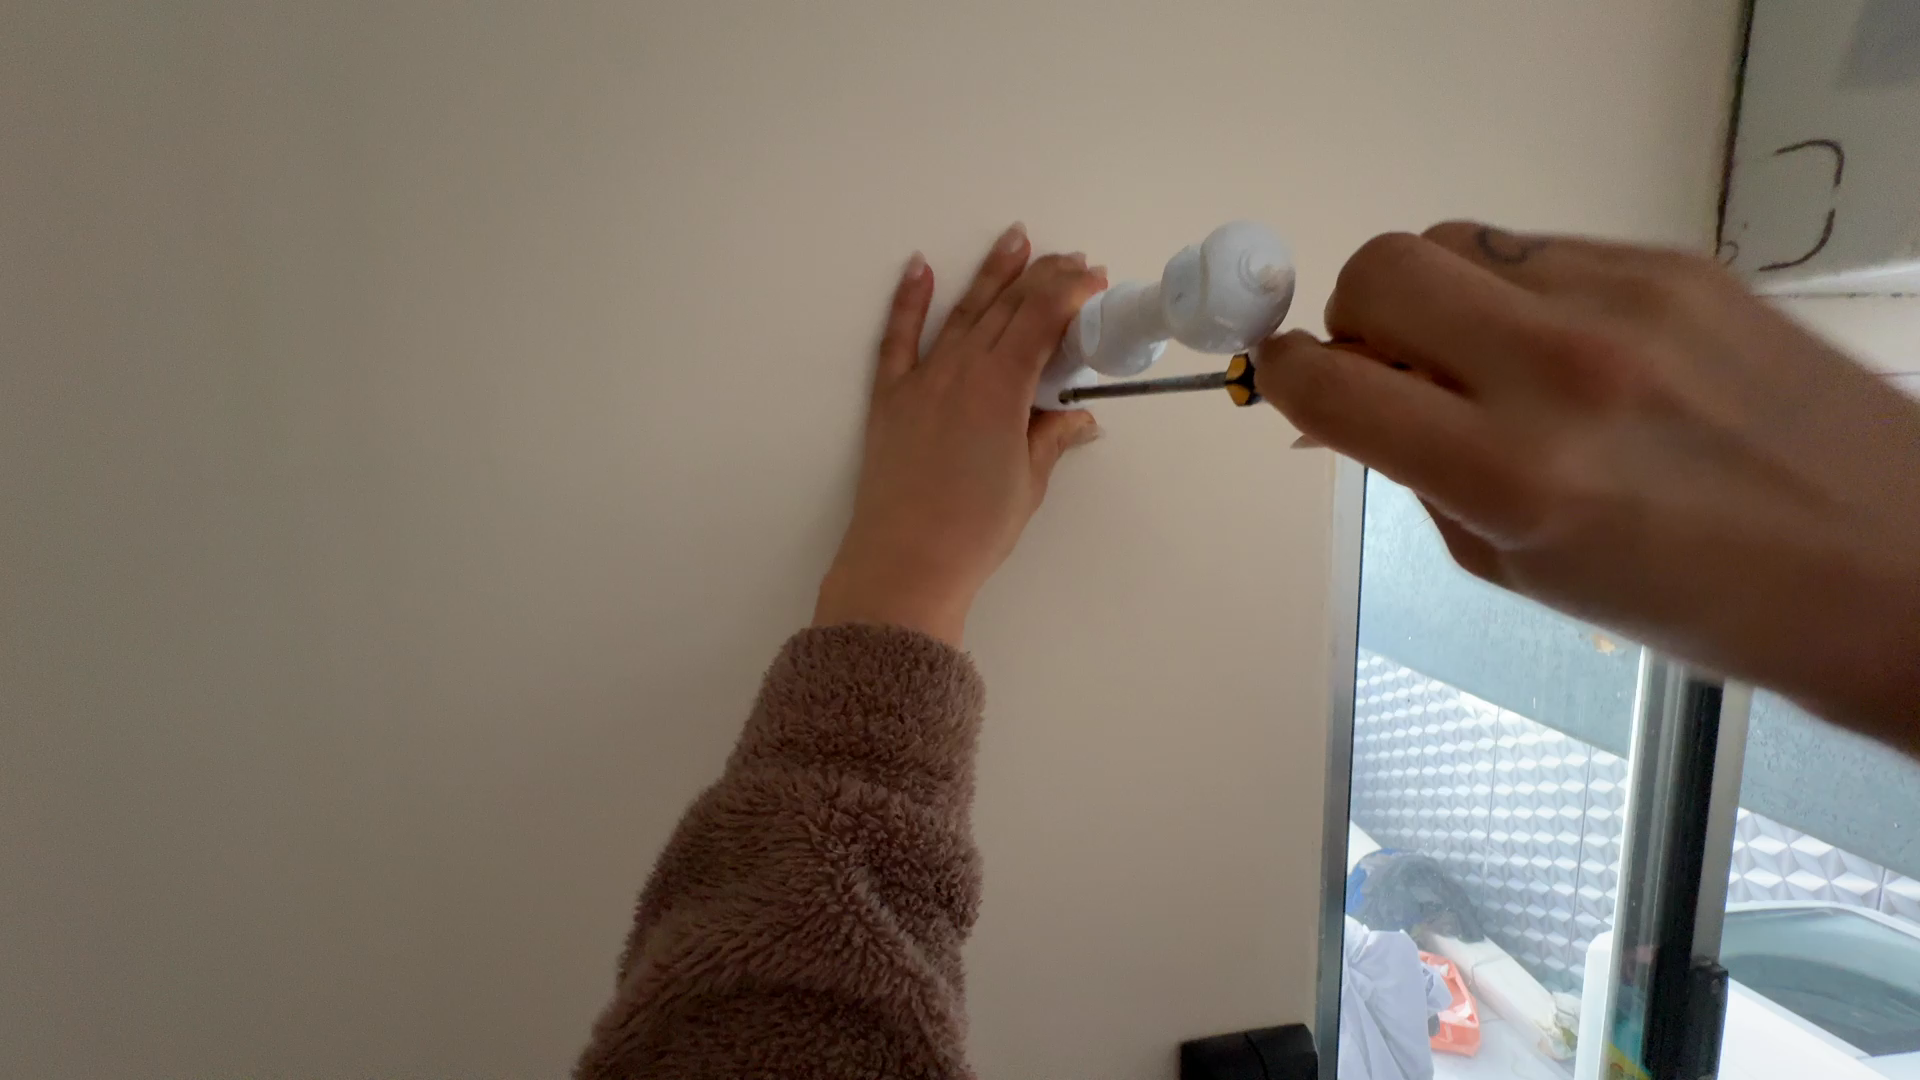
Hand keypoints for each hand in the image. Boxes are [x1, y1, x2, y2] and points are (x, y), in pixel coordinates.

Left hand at [813, 225, 1105, 645]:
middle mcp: (961, 369)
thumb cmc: (975, 529)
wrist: (905, 561)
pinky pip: (897, 338)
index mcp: (1001, 387)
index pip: (1042, 318)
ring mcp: (921, 379)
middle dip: (1043, 277)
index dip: (1071, 291)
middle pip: (1007, 306)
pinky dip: (908, 300)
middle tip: (1070, 259)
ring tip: (1015, 238)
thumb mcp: (1028, 483)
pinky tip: (920, 267)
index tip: (1095, 280)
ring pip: (962, 312)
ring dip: (992, 274)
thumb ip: (1051, 438)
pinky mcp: (889, 396)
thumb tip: (1080, 418)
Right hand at [1256, 222, 1919, 734]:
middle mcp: (1562, 368)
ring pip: (1452, 241)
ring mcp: (1627, 299)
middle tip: (1384, 366)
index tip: (1284, 379)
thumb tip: (1335, 407)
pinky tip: (1550, 349)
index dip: (1283, 373)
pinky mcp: (1675, 263)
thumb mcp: (1499, 558)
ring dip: (1425, 298)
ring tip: (1471, 359)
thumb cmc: (1672, 596)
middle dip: (1351, 315)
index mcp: (1508, 472)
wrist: (1893, 564)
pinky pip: (1530, 250)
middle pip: (1383, 267)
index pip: (1334, 382)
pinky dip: (1501, 293)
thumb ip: (1405, 468)